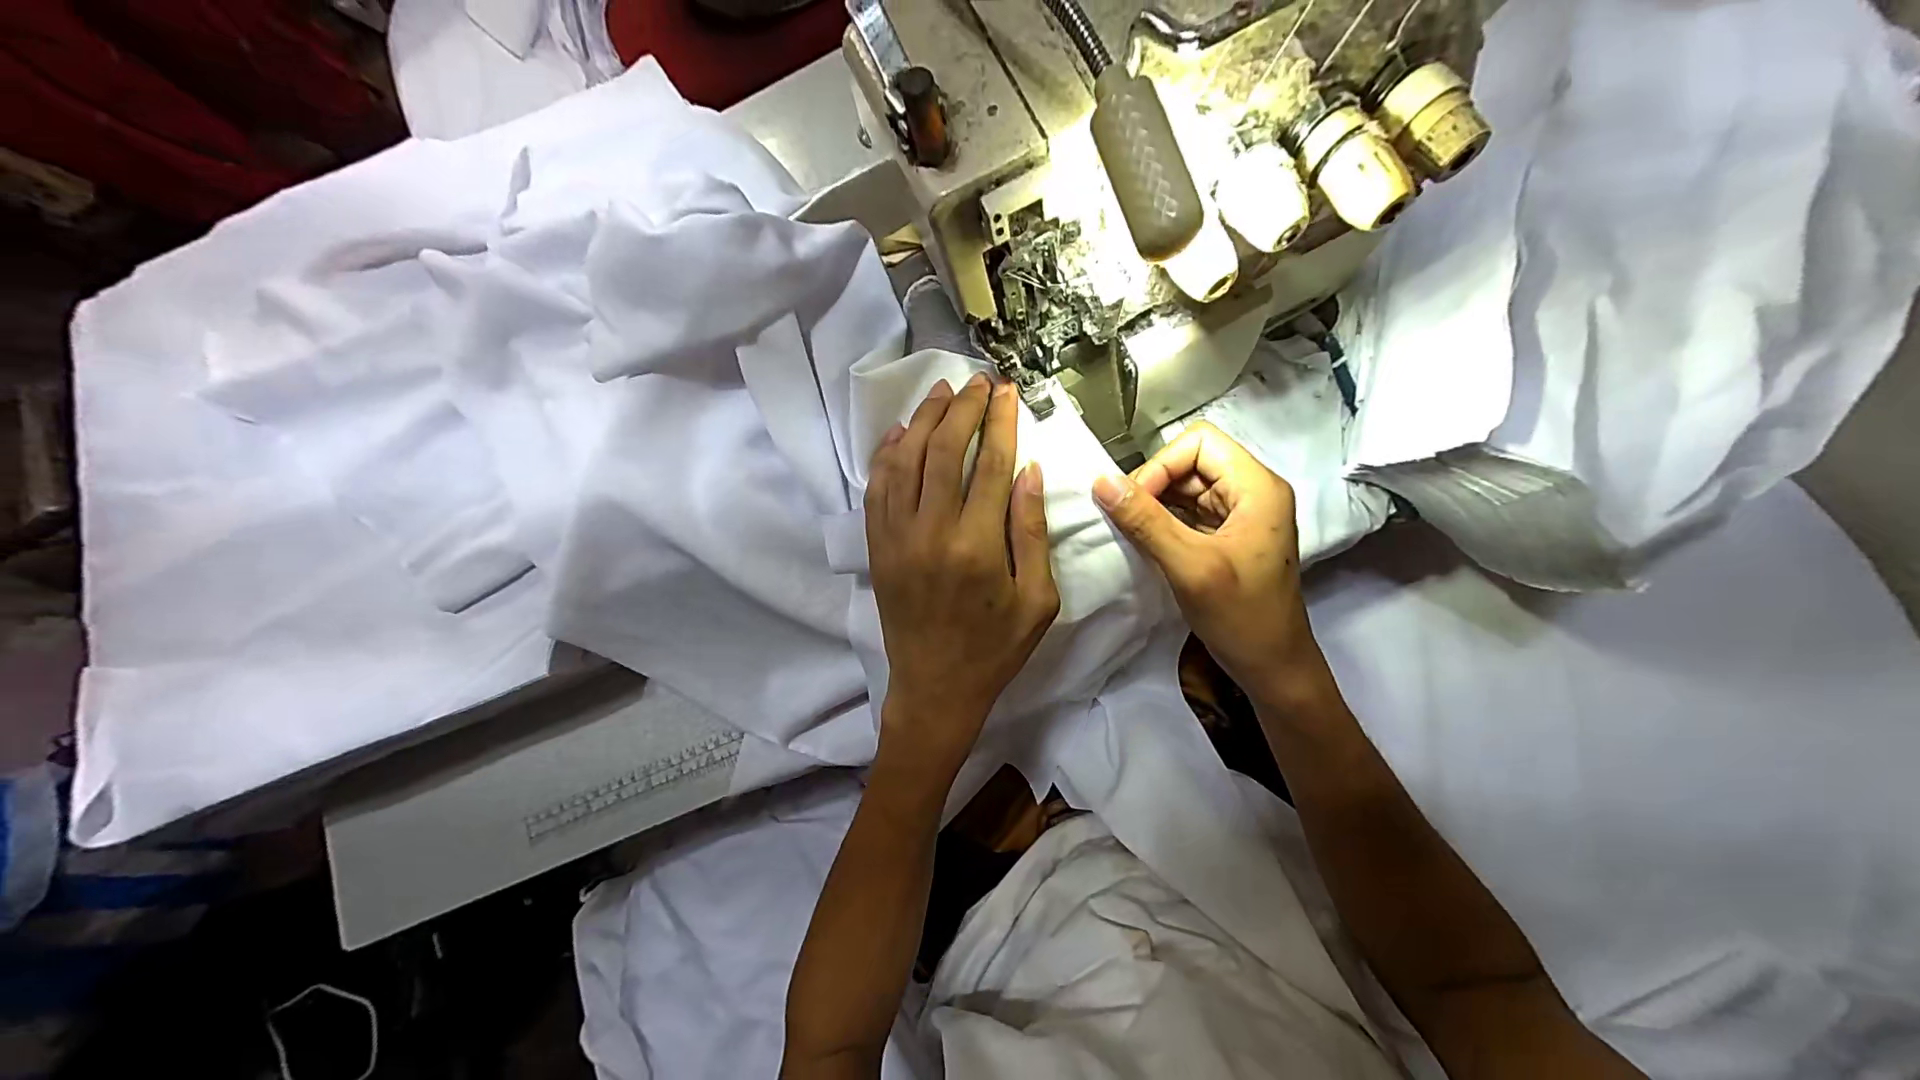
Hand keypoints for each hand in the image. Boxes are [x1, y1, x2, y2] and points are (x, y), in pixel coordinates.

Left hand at [865, 372, 1059, 779]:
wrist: (934, 687)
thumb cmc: (995, 648)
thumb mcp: (1038, 600)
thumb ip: (1032, 531)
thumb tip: (1029, 470)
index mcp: (978, 546)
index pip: (991, 464)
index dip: (1001, 422)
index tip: (1008, 392)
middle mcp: (932, 533)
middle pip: (944, 451)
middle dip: (964, 409)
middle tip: (978, 382)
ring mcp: (897, 538)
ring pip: (905, 461)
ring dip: (923, 420)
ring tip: (942, 392)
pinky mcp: (877, 547)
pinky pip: (876, 488)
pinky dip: (886, 454)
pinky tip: (900, 432)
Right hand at [1092, 422, 1328, 705]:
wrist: (1273, 667)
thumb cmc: (1242, 618)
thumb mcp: (1189, 567)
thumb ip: (1145, 521)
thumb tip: (1102, 482)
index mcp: (1257, 487)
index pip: (1199, 443)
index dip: (1161, 465)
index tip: (1134, 501)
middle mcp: (1252, 492)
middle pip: (1191, 461)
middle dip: (1154, 484)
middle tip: (1127, 518)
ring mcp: (1241, 514)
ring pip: (1186, 486)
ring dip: (1155, 503)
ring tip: (1132, 530)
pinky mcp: (1228, 536)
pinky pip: (1189, 511)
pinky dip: (1163, 520)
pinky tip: (1145, 540)